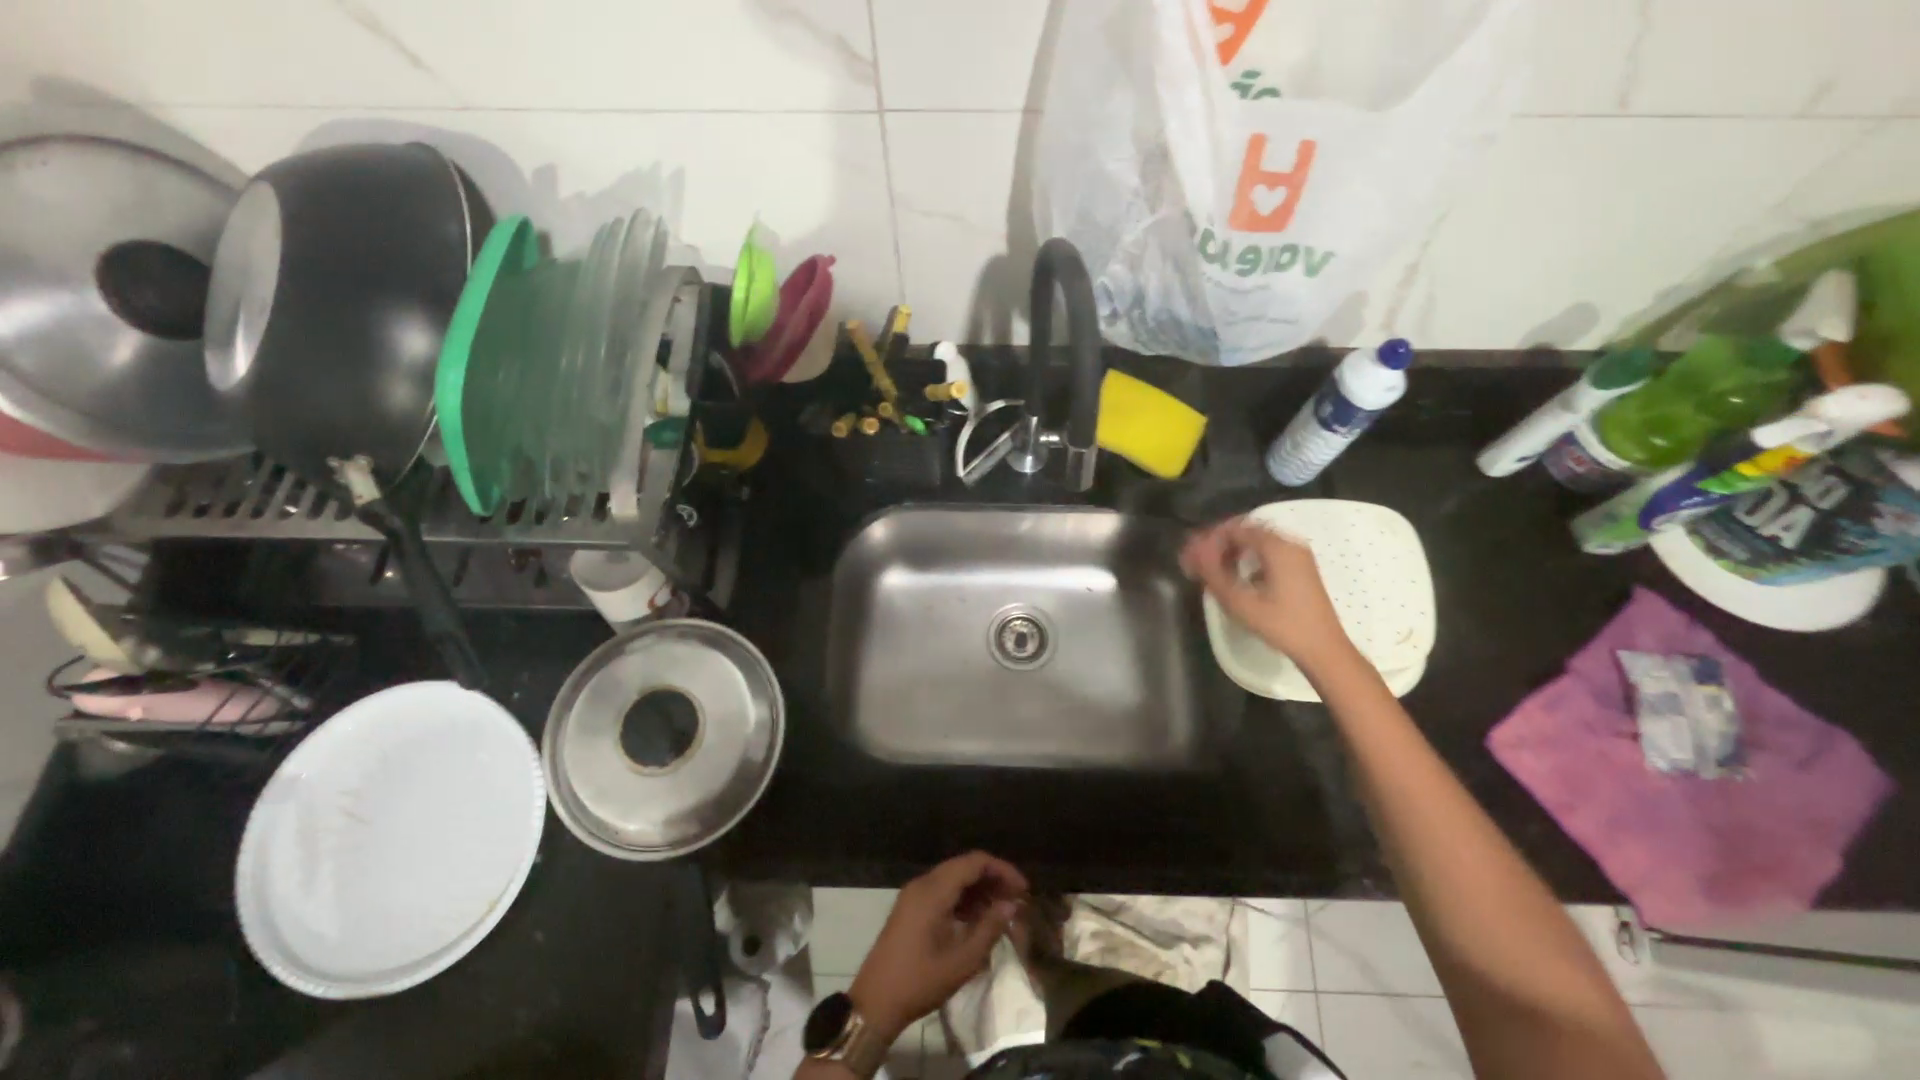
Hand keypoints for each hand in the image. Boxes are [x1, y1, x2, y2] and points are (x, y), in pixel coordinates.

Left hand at [848, 852, 1028, 1039]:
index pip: (975, 862)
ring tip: (1002, 912)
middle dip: (993, 880)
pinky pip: (941, 892)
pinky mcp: (910, 909)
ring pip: (952, 879)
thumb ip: (990, 928)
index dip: (1003, 870)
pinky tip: (978, 920)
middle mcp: (922, 885)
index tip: (1024, 890)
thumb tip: (1011, 905)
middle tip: (1016, 901)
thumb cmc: (920, 981)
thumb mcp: (963, 960)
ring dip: (978, 890)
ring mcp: (913, 896)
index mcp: (933, 891)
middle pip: (964, 867)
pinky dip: (962, 900)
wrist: (875, 1002)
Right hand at [1181, 518, 1354, 673]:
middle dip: (1219, 543)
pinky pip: (1270, 553)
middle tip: (1198, 561)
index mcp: (1277, 546)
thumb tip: (1192, 553)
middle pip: (1246, 531)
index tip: (1191, 556)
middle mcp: (1289, 543)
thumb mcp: (1241, 603)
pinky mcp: (1302, 568)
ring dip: (1233, 551)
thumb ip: (1213, 574)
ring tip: (1214, 570)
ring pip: (1258, 542)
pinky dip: (1249, 559)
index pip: (1234, 528)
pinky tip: (1239, 578)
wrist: (1323, 648)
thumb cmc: (1282, 625)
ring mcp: (1299, 555)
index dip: (1208, 540)